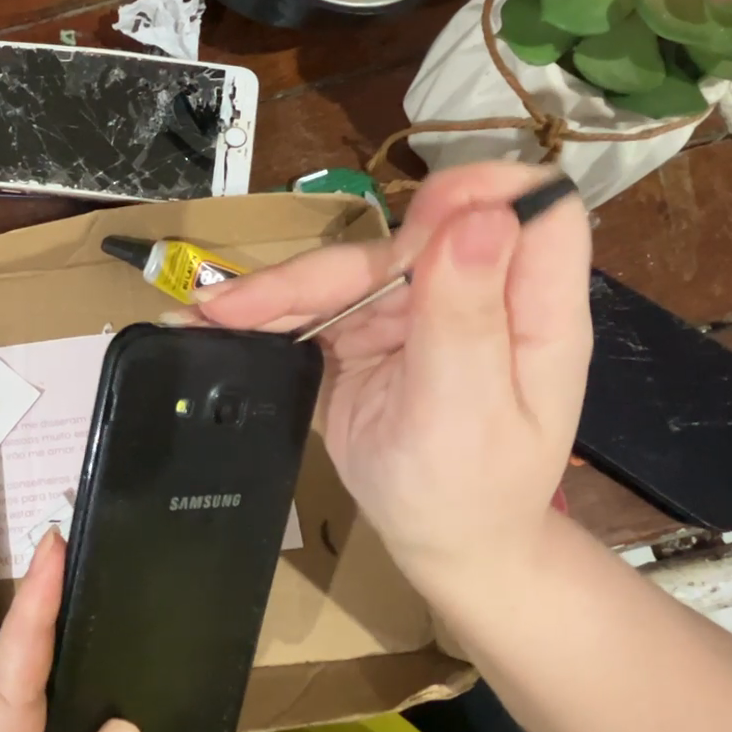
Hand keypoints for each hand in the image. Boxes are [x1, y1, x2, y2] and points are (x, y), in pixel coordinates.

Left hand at [0, 532, 143, 731]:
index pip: (14, 666)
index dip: (35, 600)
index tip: (55, 542)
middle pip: (23, 649)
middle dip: (62, 598)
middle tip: (120, 560)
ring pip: (23, 658)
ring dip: (61, 629)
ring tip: (118, 607)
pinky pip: (21, 670)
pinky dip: (50, 657)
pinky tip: (86, 671)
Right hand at [195, 162, 592, 577]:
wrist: (436, 539)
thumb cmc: (468, 490)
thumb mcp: (468, 411)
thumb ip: (467, 316)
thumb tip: (480, 215)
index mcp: (526, 309)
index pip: (529, 212)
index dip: (478, 193)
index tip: (412, 214)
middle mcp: (468, 294)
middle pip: (393, 245)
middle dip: (313, 270)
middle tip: (232, 305)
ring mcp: (411, 311)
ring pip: (337, 275)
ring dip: (268, 293)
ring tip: (202, 315)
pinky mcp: (364, 331)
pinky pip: (310, 308)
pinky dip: (262, 314)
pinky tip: (211, 320)